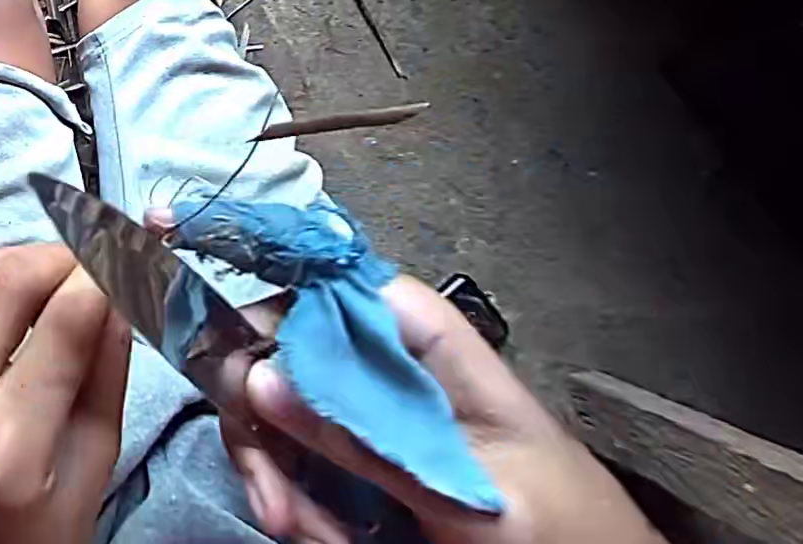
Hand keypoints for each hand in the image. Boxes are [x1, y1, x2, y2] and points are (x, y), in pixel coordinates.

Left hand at [0, 244, 131, 543]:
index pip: (61, 324)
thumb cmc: (40, 518)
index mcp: (4, 445)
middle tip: (96, 266)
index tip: (123, 263)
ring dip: (35, 259)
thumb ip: (109, 366)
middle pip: (11, 277)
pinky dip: (6, 274)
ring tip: (67, 281)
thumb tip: (117, 284)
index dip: (98, 279)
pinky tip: (30, 298)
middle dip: (63, 256)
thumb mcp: (96, 457)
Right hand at [218, 275, 664, 543]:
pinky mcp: (342, 444)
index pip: (319, 283)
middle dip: (259, 414)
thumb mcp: (469, 493)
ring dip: (269, 465)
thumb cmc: (563, 534)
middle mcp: (371, 351)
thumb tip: (258, 379)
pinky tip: (303, 527)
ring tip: (291, 523)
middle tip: (269, 491)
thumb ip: (364, 435)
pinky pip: (283, 447)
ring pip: (267, 398)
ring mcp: (353, 399)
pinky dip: (283, 491)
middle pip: (275, 342)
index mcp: (412, 331)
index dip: (267, 311)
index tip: (238, 368)